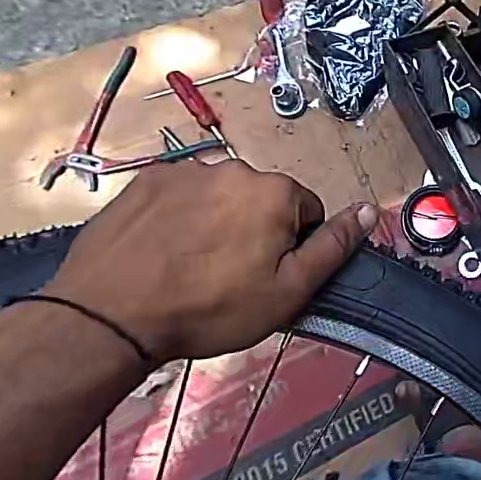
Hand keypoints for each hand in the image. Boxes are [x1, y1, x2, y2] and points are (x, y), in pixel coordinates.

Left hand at [45, 159, 377, 364]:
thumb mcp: (286, 292)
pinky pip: (180, 192)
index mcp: (275, 192)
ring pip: (220, 195)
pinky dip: (179, 214)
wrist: (112, 311)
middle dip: (254, 231)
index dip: (291, 248)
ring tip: (190, 266)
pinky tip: (162, 248)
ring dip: (216, 221)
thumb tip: (368, 210)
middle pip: (262, 200)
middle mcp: (234, 168)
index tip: (265, 276)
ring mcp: (187, 169)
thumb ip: (332, 248)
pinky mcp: (149, 178)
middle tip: (227, 277)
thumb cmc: (207, 308)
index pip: (305, 212)